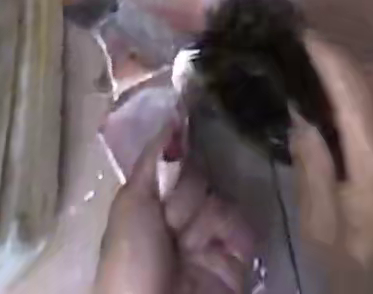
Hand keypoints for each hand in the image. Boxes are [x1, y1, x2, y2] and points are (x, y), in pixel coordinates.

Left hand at [96, 131, 257, 293]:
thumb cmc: (131, 258)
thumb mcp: (131, 202)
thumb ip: (152, 156)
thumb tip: (173, 114)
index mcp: (150, 202)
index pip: (173, 161)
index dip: (176, 155)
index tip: (183, 134)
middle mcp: (178, 217)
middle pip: (198, 177)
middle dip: (186, 194)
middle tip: (171, 221)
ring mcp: (206, 238)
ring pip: (218, 199)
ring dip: (205, 219)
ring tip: (190, 246)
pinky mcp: (233, 259)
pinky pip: (242, 225)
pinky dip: (232, 233)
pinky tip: (220, 249)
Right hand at [291, 33, 372, 293]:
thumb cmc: (360, 280)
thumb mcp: (320, 231)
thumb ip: (312, 163)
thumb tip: (300, 105)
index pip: (356, 91)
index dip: (328, 54)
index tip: (302, 34)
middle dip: (353, 57)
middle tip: (319, 61)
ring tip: (342, 80)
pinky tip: (370, 108)